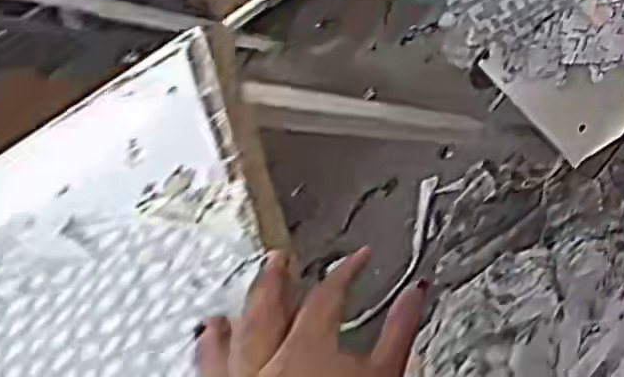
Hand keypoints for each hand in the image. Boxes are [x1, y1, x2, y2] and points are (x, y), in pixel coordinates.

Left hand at [196, 248, 425, 376]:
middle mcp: (261, 368)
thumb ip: (401, 328)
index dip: (346, 270)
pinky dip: (207, 369)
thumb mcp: (386, 372)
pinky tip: (207, 367)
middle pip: (262, 316)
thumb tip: (417, 290)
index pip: (328, 295)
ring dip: (221, 334)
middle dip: (269, 284)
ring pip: (219, 357)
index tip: (359, 258)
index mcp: (306, 349)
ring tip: (215, 318)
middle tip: (274, 259)